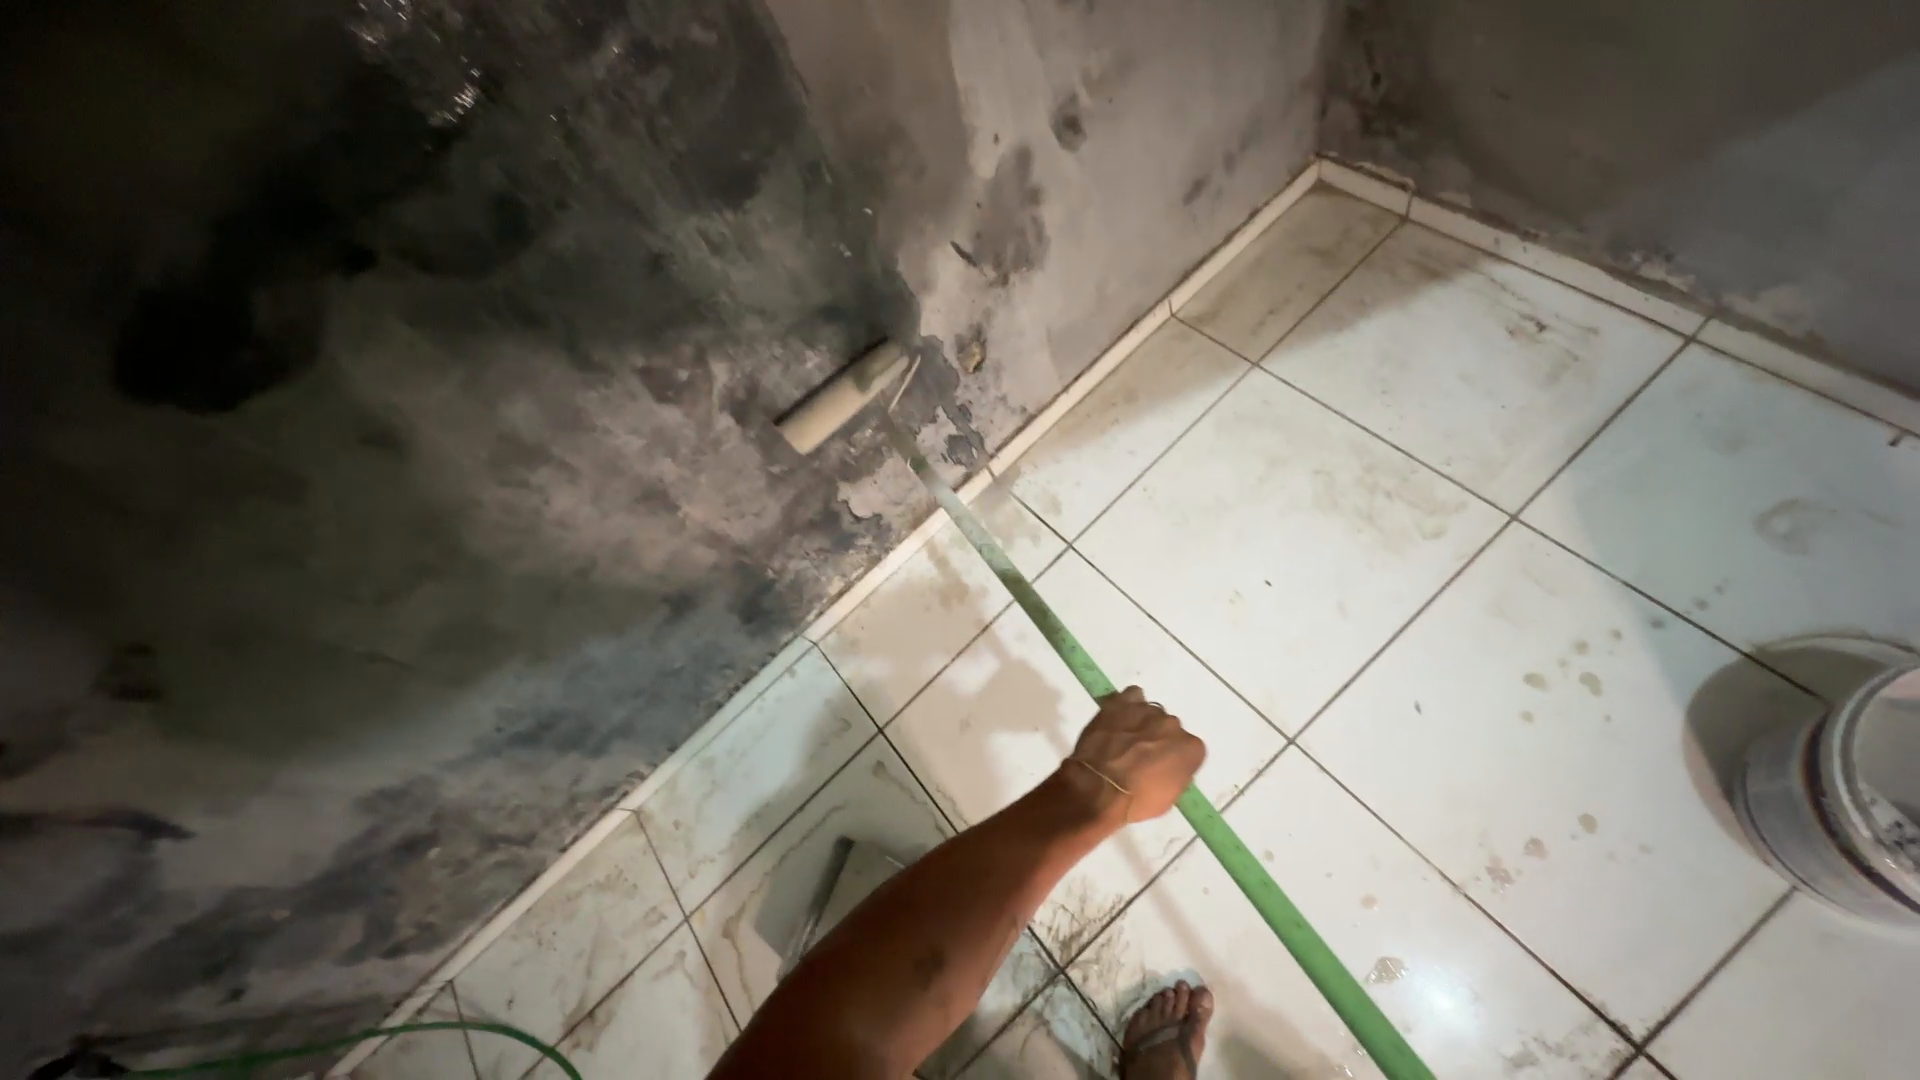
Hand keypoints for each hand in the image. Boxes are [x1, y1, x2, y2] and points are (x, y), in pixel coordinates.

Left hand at [1063, 686, 1205, 823]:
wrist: (1099, 787)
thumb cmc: (1137, 800)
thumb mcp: (1169, 798)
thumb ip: (1177, 774)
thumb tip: (1169, 765)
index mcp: (1191, 748)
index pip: (1189, 750)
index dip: (1174, 759)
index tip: (1162, 768)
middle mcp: (1173, 724)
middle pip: (1169, 729)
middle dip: (1158, 739)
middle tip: (1141, 754)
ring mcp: (1147, 710)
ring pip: (1150, 713)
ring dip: (1141, 723)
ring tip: (1125, 738)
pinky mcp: (1121, 702)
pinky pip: (1132, 696)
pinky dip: (1127, 704)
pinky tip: (1119, 717)